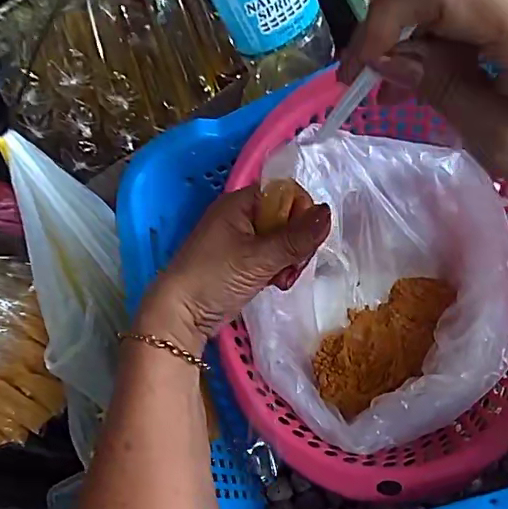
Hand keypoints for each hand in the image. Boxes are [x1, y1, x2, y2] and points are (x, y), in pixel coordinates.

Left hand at [134, 186, 330, 352]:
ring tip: (282, 280)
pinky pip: (271, 257)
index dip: (302, 215)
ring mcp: (240, 240)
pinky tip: (276, 284)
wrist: (179, 314)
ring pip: (282, 241)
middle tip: (292, 267)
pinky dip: (278, 270)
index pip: (287, 194)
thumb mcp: (259, 258)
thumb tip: (328, 212)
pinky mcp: (240, 262)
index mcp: (241, 203)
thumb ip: (296, 237)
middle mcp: (241, 216)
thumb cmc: (214, 278)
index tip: (303, 242)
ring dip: (289, 260)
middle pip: (288, 218)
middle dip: (297, 244)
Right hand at [340, 0, 507, 223]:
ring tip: (391, 84)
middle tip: (364, 76)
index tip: (358, 66)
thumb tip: (388, 58)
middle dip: (392, 22)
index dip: (389, 15)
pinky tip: (423, 74)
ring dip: (411, 32)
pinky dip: (437, 37)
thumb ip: (444, 91)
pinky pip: (473, 8)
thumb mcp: (501, 142)